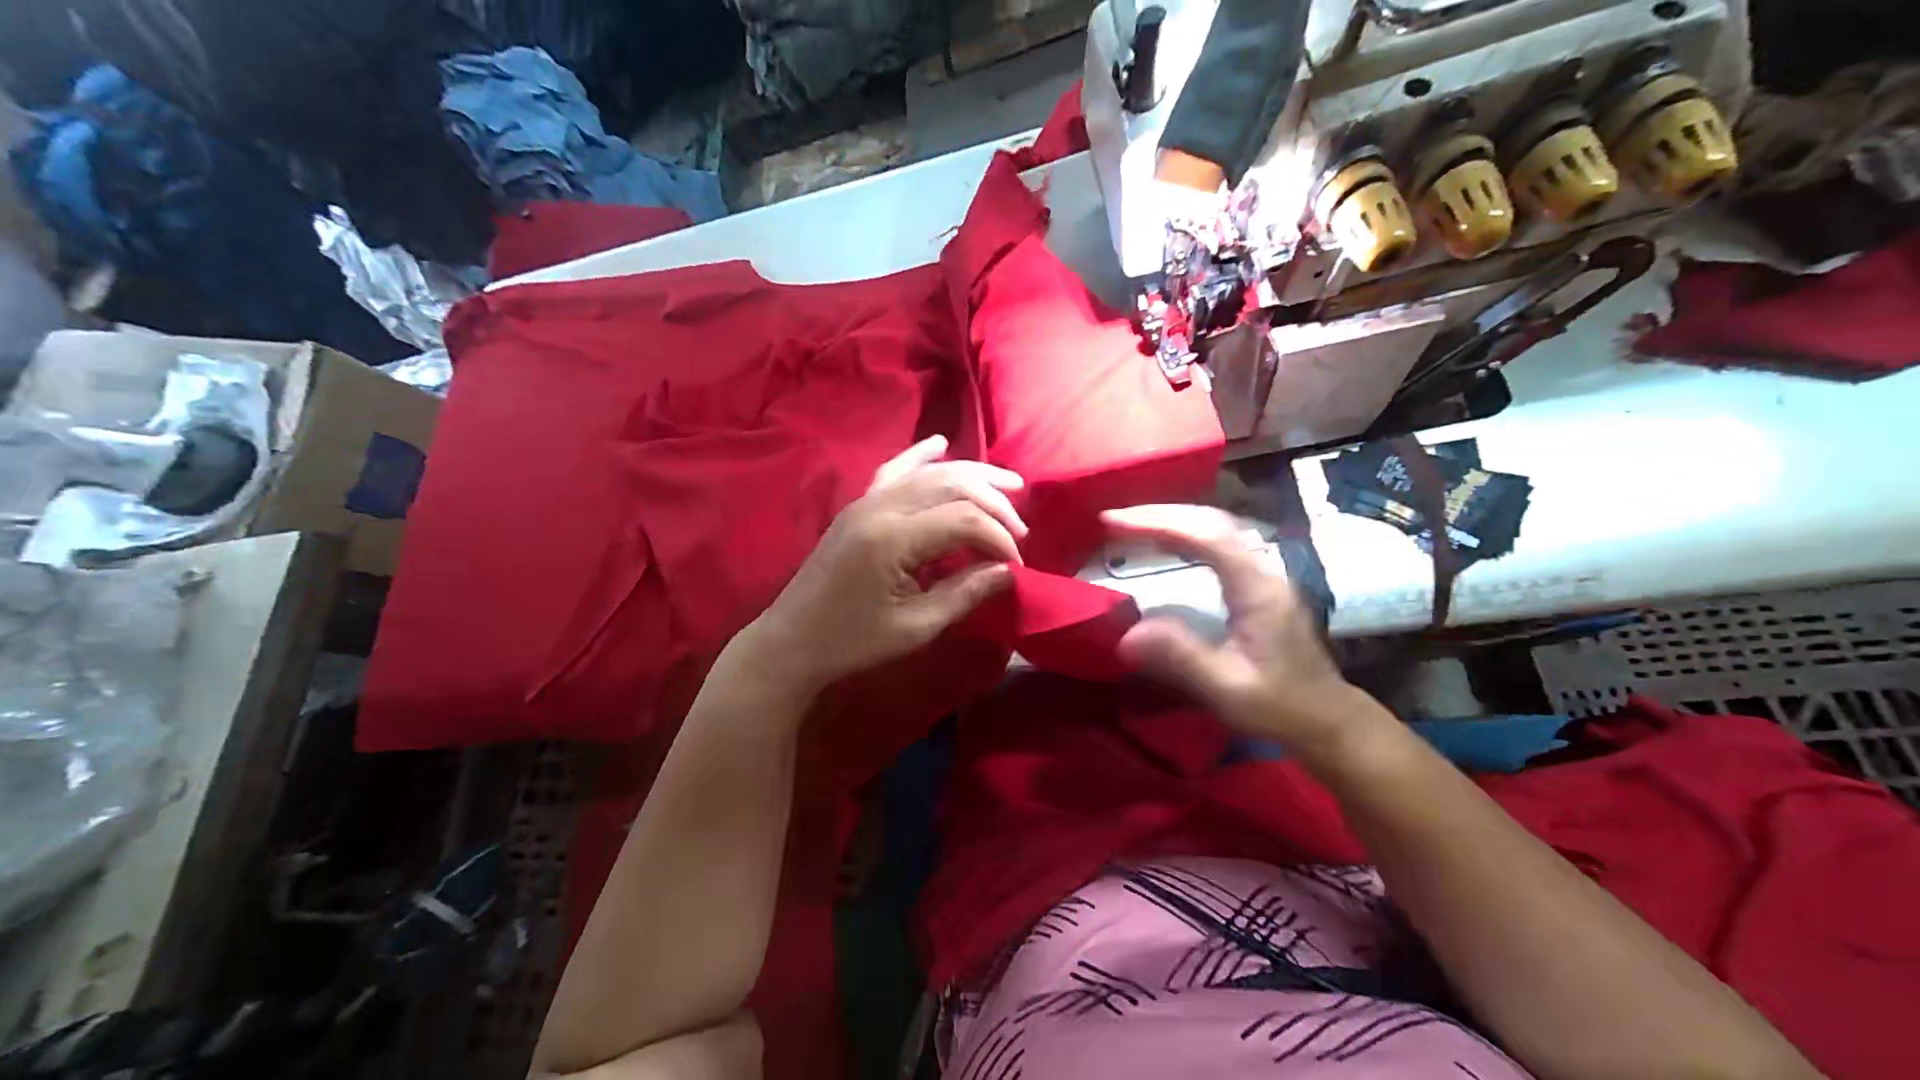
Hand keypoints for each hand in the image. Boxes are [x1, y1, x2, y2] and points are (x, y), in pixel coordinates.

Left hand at [740, 436, 1024, 694]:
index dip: (998, 538)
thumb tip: (1008, 572)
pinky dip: (920, 457)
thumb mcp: (915, 627)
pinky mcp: (857, 506)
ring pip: (928, 473)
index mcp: (892, 539)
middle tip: (1022, 530)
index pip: (963, 519)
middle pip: (951, 486)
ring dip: (971, 476)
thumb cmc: (853, 642)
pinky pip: (893, 470)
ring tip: (1009, 484)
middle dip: (993, 504)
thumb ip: (964, 594)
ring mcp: (865, 501)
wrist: (792, 641)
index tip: (1016, 566)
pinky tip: (940, 444)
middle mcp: (879, 507)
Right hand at [1103, 505, 1388, 759]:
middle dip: (1161, 515)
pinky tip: (1166, 545)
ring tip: (1132, 526)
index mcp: (1257, 589)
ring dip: (1174, 521)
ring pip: (1217, 529)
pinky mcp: (1258, 587)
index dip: (1159, 523)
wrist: (1327, 720)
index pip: (1206, 537)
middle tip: (1115, 520)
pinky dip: (1187, 536)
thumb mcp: (1227, 688)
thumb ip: (1180, 657)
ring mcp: (1264, 577)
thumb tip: (1126, 635)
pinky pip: (1219, 546)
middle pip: (1212, 522)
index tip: (1115, 522)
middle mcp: (1263, 572)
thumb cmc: (1280, 706)